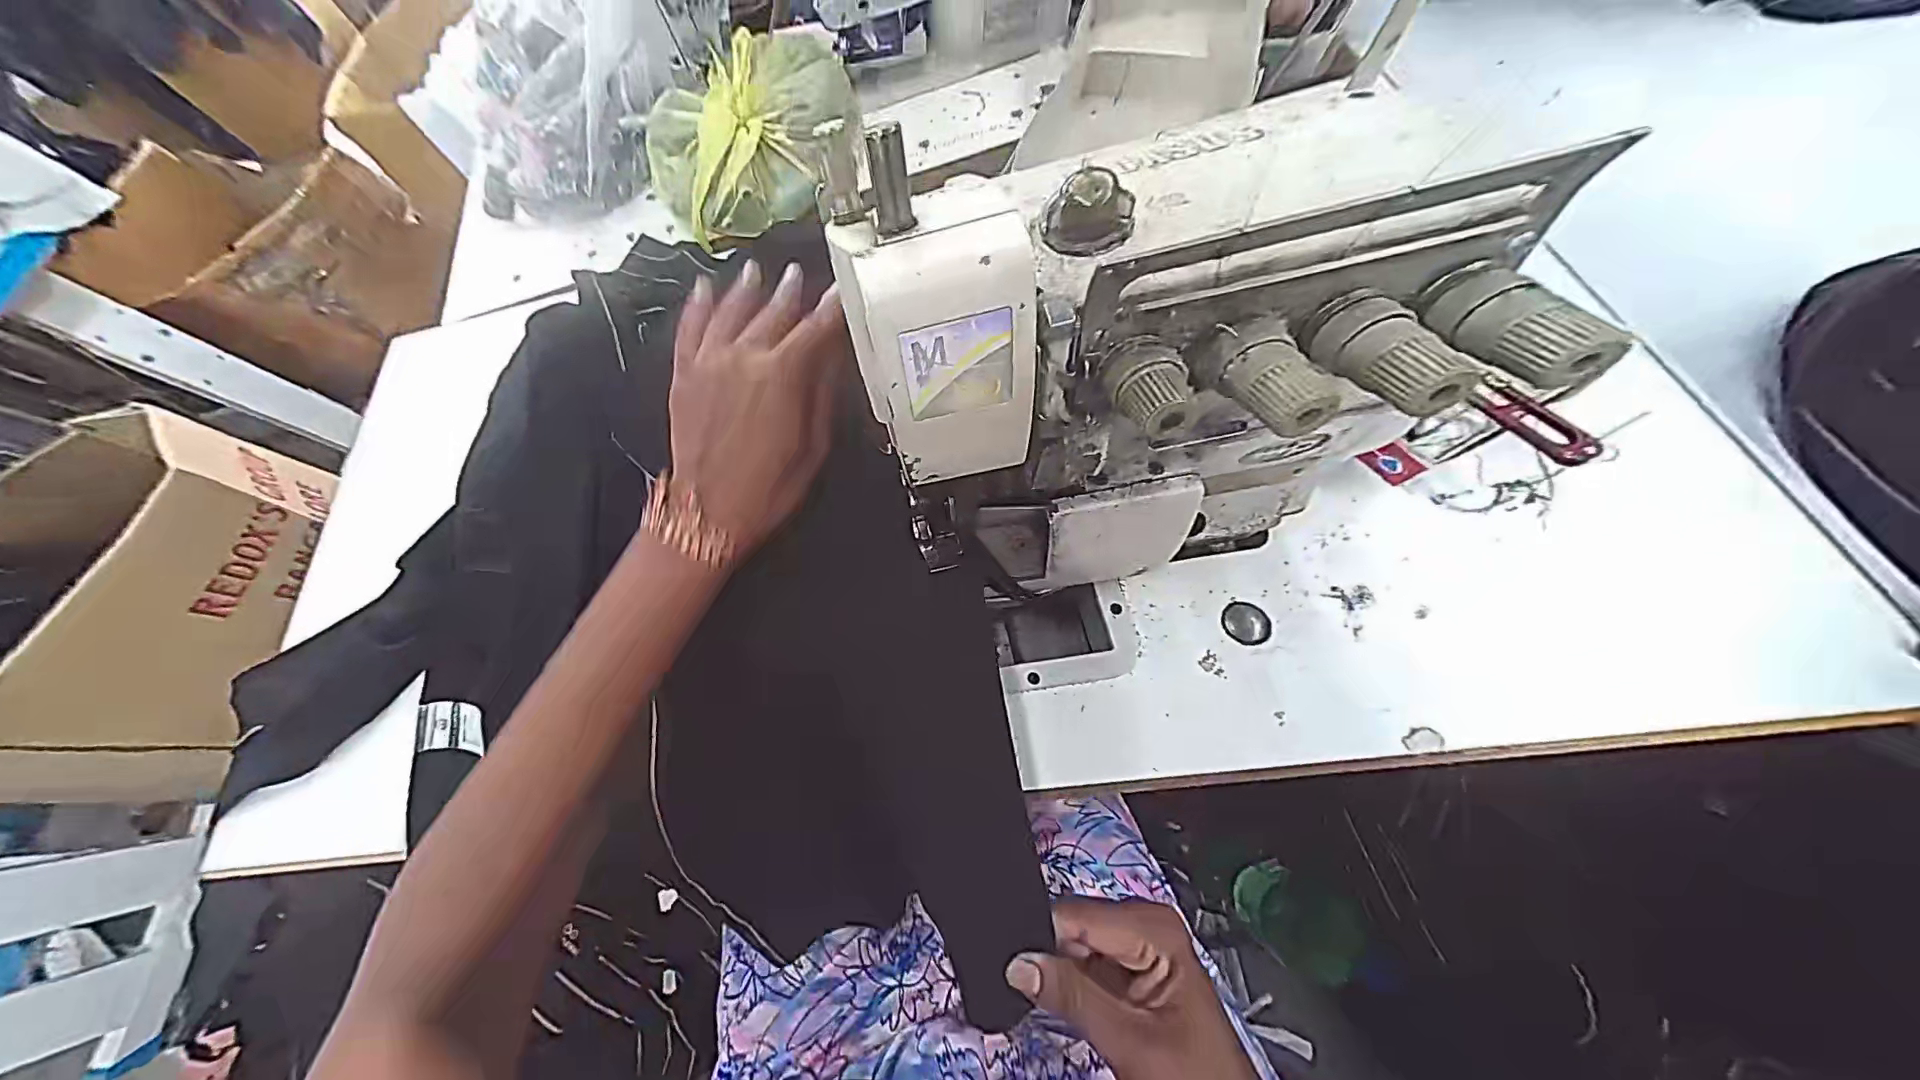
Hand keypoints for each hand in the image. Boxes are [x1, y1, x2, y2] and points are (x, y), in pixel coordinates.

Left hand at [667, 259, 847, 559]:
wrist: (708, 513)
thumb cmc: (767, 488)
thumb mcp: (812, 446)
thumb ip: (821, 395)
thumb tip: (830, 360)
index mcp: (782, 375)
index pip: (815, 330)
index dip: (831, 310)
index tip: (841, 295)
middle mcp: (744, 357)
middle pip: (773, 313)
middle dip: (792, 293)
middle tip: (802, 276)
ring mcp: (709, 362)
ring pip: (730, 310)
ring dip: (747, 289)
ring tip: (758, 272)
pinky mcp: (683, 374)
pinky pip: (690, 328)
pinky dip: (698, 306)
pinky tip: (704, 289)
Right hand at [1005, 898, 1257, 1079]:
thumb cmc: (1192, 1076)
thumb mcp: (1130, 1041)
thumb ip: (1072, 996)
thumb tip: (1018, 963)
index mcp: (1154, 926)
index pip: (1076, 915)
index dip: (1040, 939)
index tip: (1011, 965)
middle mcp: (1145, 922)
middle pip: (1073, 924)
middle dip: (1047, 952)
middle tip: (1022, 983)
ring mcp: (1137, 944)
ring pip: (1072, 942)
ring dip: (1055, 968)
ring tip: (1043, 992)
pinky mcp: (1127, 966)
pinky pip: (1082, 960)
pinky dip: (1067, 979)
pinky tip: (1061, 996)